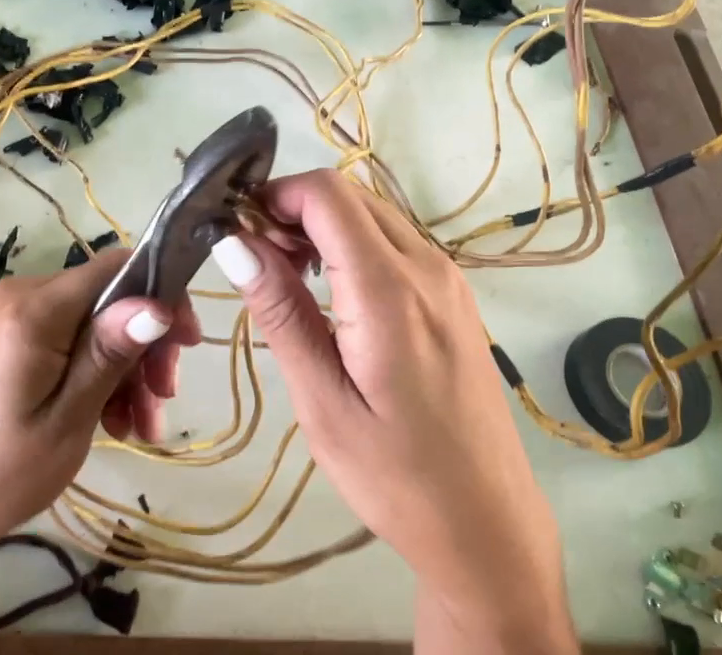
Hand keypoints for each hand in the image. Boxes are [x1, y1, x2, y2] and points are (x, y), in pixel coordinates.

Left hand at [0, 252, 201, 654]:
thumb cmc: (5, 472)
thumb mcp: (70, 417)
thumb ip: (110, 353)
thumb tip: (158, 304)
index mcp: (34, 308)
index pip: (116, 268)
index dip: (161, 295)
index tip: (188, 345)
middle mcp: (24, 296)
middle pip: (109, 297)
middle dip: (145, 346)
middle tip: (164, 402)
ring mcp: (16, 316)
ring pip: (97, 322)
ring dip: (128, 370)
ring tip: (141, 429)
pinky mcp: (16, 339)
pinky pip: (74, 340)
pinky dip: (101, 375)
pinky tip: (116, 422)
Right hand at [210, 170, 574, 653]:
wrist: (488, 525)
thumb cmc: (396, 477)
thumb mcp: (322, 402)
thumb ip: (281, 312)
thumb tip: (233, 243)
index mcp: (391, 292)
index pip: (327, 195)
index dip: (274, 196)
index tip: (238, 234)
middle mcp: (428, 268)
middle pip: (349, 195)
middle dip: (293, 210)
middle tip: (257, 263)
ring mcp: (448, 280)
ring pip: (372, 214)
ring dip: (322, 227)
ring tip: (287, 281)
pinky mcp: (454, 298)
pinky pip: (394, 242)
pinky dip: (352, 246)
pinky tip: (331, 295)